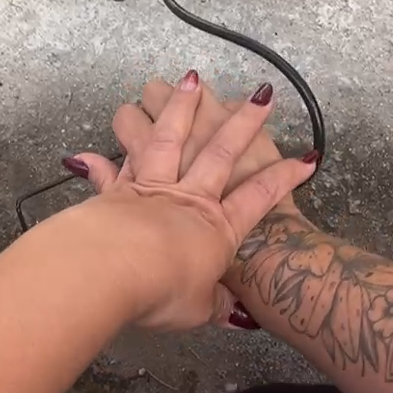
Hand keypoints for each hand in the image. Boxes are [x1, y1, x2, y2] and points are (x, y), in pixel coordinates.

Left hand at [63, 72, 317, 331]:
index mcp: (217, 226)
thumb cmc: (163, 291)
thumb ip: (214, 301)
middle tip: (261, 95)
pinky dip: (101, 162)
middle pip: (221, 151)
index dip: (286, 177)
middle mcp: (189, 198)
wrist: (112, 270)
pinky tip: (85, 154)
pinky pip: (112, 170)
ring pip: (169, 137)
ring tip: (189, 80)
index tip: (308, 159)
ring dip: (181, 107)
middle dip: (245, 122)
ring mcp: (152, 187)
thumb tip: (233, 312)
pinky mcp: (116, 191)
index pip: (260, 195)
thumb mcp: (197, 308)